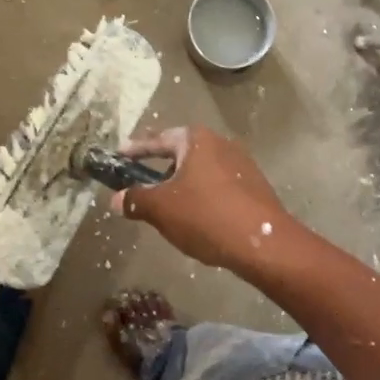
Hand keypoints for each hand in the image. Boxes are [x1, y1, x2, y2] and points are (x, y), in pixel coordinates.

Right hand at [109, 126, 291, 270]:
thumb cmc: (206, 216)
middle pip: (181, 153)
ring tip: (167, 207)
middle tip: (141, 184)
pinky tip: (197, 217)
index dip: (136, 149)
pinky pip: (217, 184)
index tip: (119, 154)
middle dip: (160, 169)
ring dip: (182, 184)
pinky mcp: (253, 184)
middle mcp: (220, 142)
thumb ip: (136, 200)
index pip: (158, 139)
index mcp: (196, 139)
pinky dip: (202, 195)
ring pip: (200, 170)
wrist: (263, 241)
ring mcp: (240, 162)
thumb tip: (116, 198)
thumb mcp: (162, 209)